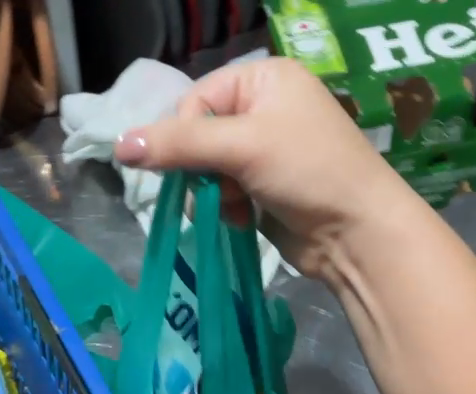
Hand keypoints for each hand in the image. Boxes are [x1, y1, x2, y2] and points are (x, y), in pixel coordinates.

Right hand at [113, 57, 412, 276]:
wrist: (355, 232)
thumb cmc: (307, 172)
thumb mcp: (242, 148)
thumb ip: (180, 145)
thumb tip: (120, 147)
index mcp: (263, 78)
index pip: (195, 101)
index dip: (186, 137)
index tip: (193, 168)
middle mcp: (264, 108)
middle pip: (199, 136)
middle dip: (201, 170)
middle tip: (218, 191)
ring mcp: (266, 150)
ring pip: (207, 170)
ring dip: (214, 195)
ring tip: (237, 208)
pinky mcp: (265, 187)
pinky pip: (225, 194)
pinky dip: (228, 209)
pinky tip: (245, 219)